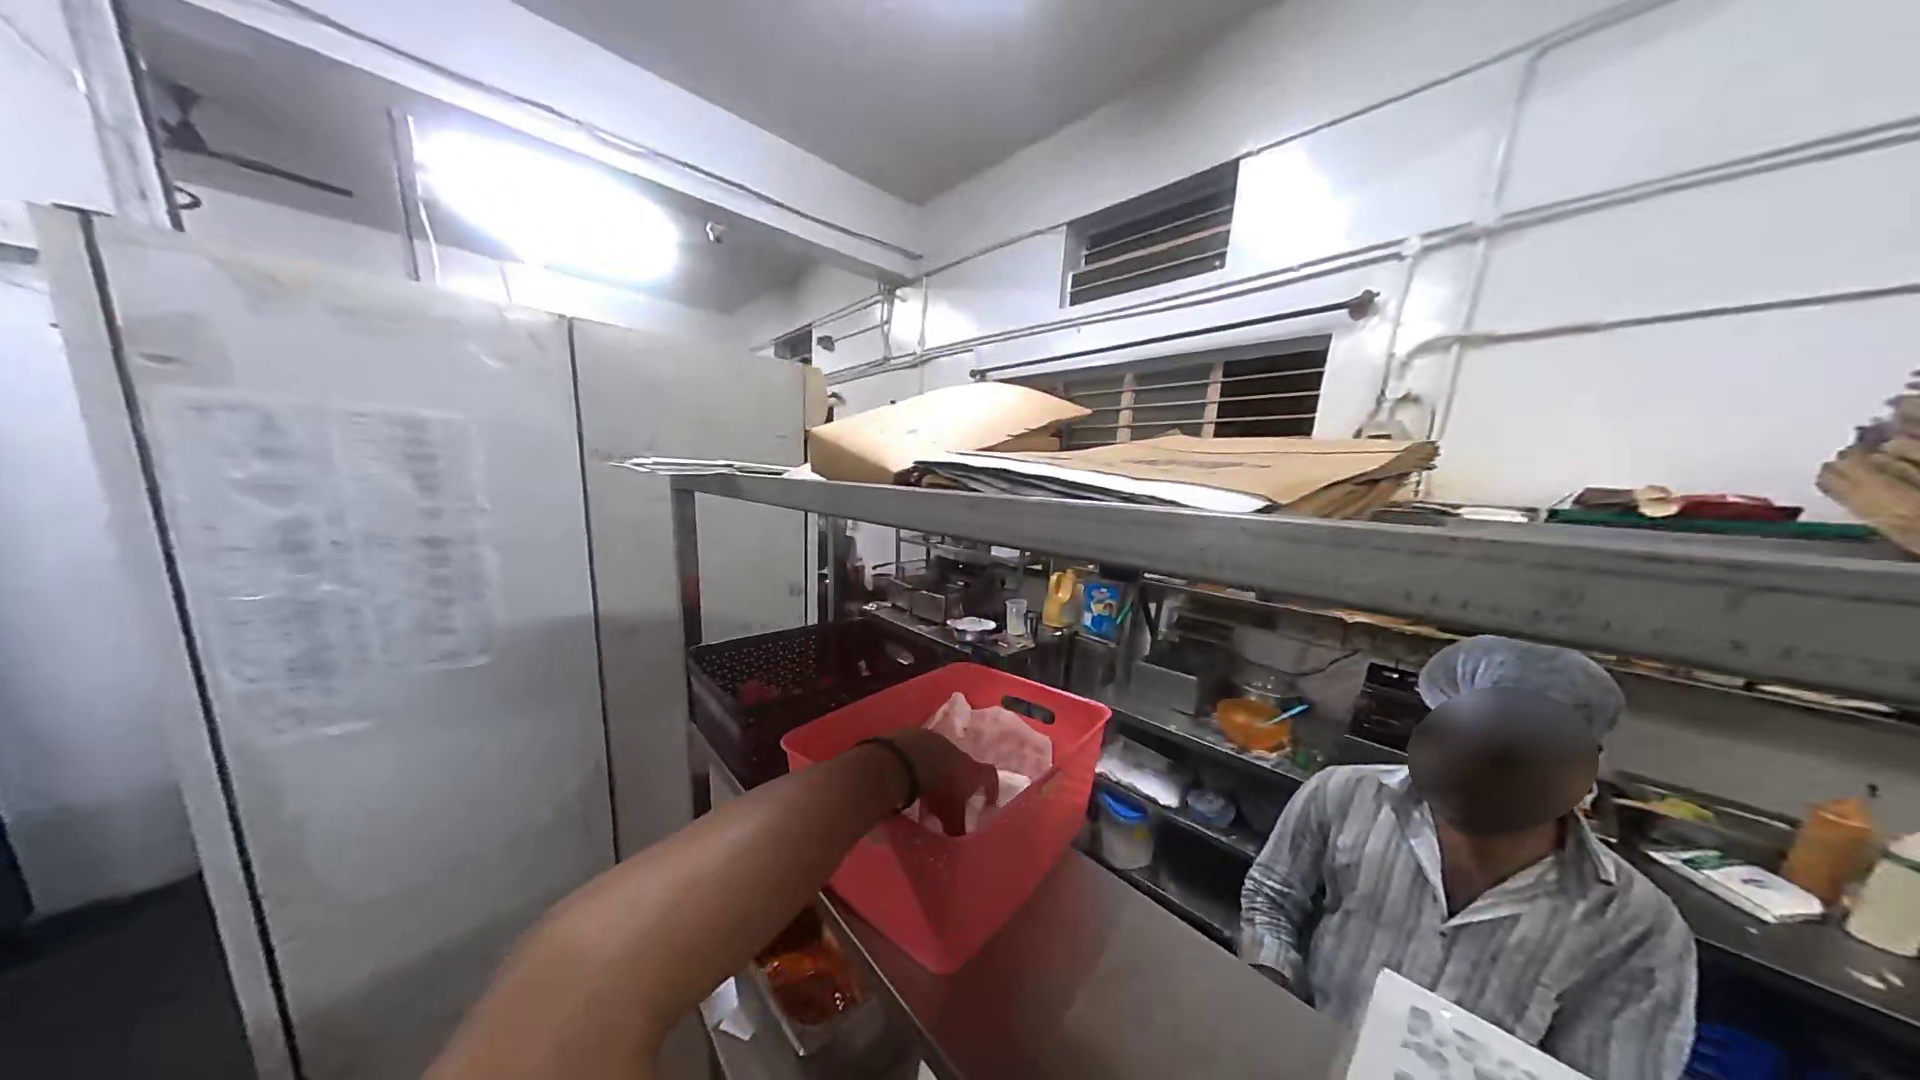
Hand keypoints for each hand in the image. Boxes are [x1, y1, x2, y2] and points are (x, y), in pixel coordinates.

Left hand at [883, 728, 998, 836]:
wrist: (906, 761)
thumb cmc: (936, 789)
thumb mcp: (949, 814)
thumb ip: (957, 824)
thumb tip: (960, 833)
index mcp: (971, 769)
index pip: (990, 776)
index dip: (991, 788)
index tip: (988, 802)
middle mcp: (957, 752)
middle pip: (962, 767)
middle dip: (956, 783)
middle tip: (948, 800)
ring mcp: (936, 741)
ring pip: (940, 758)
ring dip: (936, 772)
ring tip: (925, 790)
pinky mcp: (916, 736)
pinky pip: (921, 752)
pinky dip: (918, 764)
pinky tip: (909, 777)